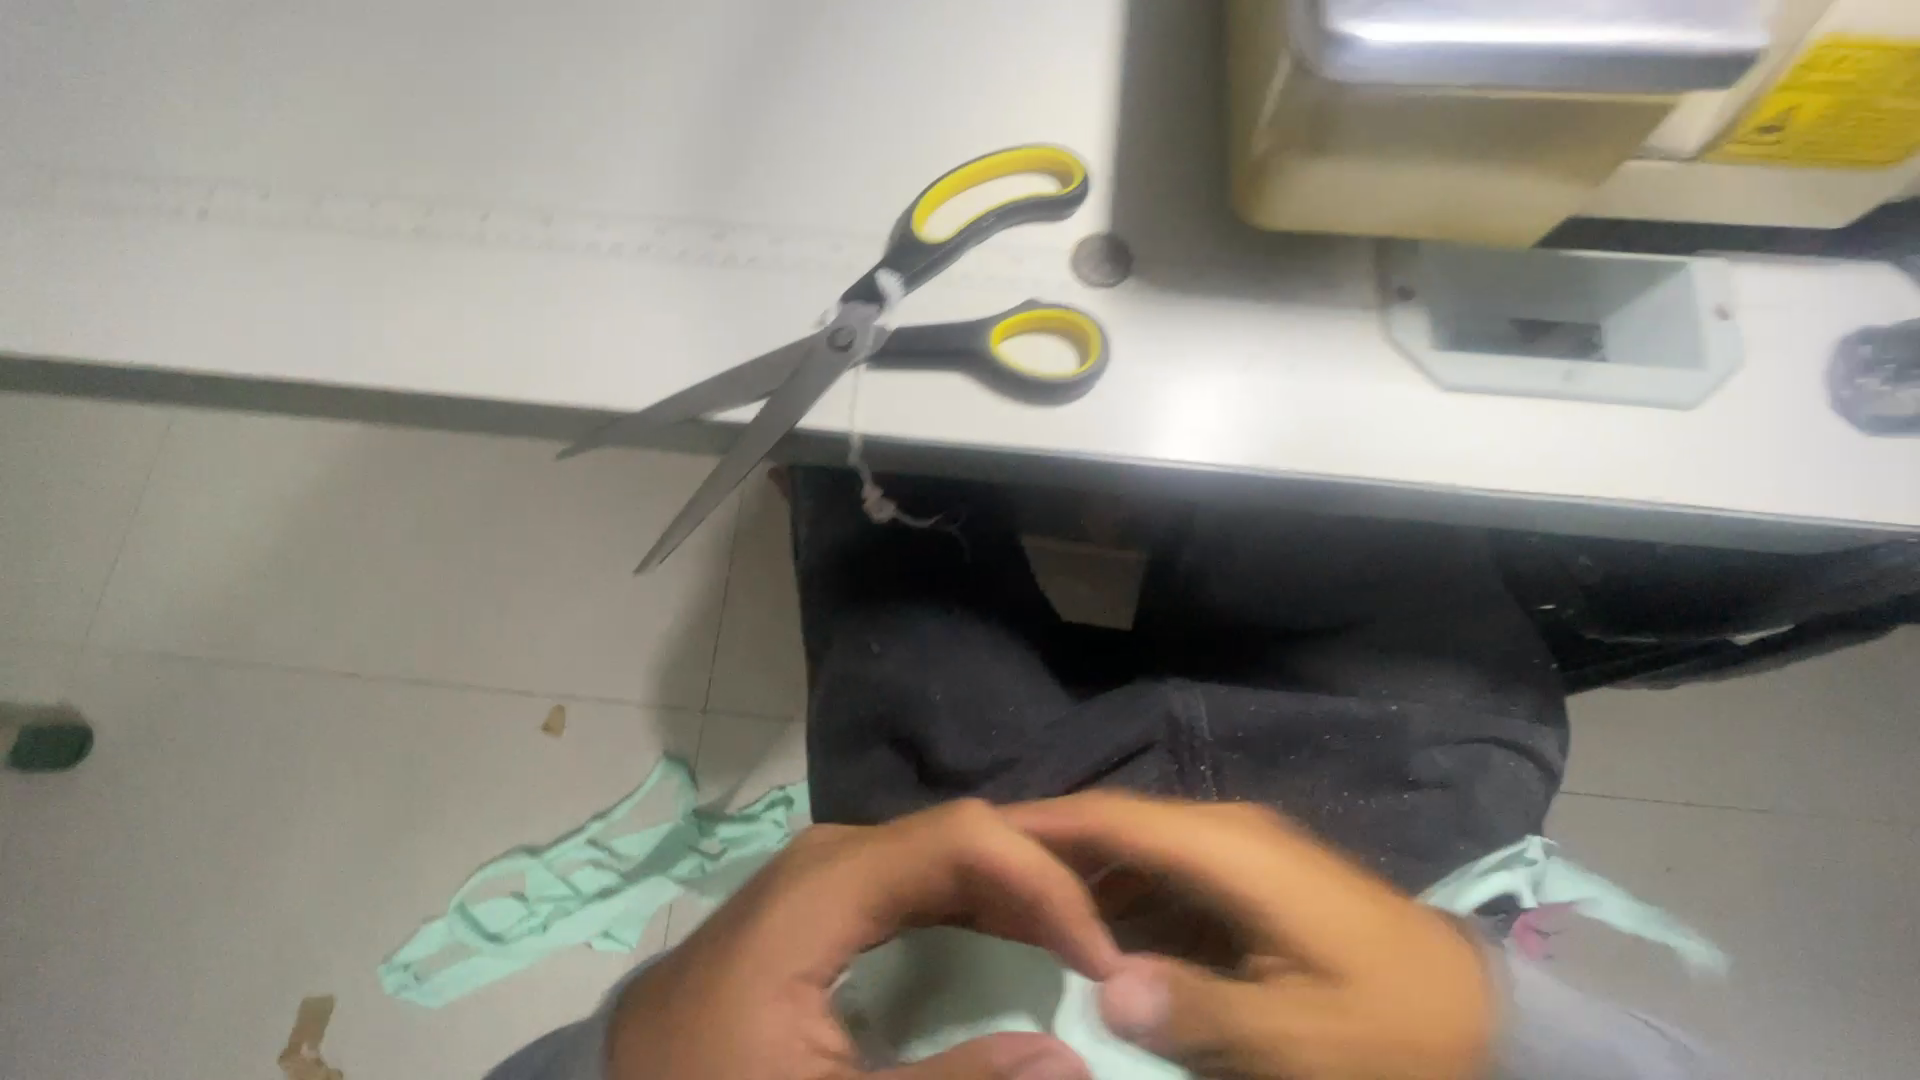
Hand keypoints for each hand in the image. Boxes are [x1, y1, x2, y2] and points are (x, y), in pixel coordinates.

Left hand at [607, 799, 1121, 1079]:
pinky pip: (925, 879)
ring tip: (1078, 947)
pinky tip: (1017, 940)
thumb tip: (1067, 1062)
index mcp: (829, 885)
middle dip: (1041, 885)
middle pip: (963, 836)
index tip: (1099, 958)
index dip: (1042, 884)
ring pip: (949, 853)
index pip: (961, 839)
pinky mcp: (831, 893)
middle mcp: (836, 853)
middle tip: (1104, 954)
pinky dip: (981, 906)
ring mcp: (831, 869)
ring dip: (1018, 894)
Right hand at [1007, 794, 1494, 1079]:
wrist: (1493, 1020)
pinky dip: (1127, 896)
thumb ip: (1198, 1009)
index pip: (1115, 820)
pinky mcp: (1255, 877)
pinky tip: (1102, 934)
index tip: (982, 832)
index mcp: (1229, 851)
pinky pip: (1169, 874)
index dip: (1046, 823)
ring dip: (1090, 876)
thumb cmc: (1396, 1028)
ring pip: (1141, 848)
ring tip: (1028, 908)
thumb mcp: (1301, 1039)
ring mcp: (1243, 851)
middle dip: (1056, 848)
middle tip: (989, 880)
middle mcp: (1227, 831)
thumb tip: (1104, 989)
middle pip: (1120, 826)